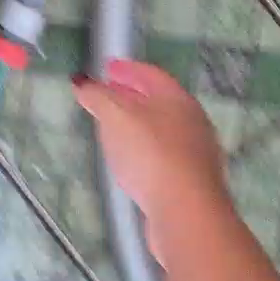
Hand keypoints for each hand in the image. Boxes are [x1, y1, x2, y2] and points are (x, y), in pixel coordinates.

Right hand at [73, 58, 232, 252]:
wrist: (187, 213)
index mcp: (177, 99)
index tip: (107, 67)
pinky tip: (129, 157)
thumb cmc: (149, 151)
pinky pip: (164, 153)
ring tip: (112, 125)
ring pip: (162, 128)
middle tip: (107, 92)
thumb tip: (82, 82)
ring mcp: (197, 154)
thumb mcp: (113, 114)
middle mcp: (193, 122)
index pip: (150, 74)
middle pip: (159, 100)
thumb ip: (96, 95)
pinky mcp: (193, 182)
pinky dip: (145, 147)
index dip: (127, 68)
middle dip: (131, 94)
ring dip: (138, 122)